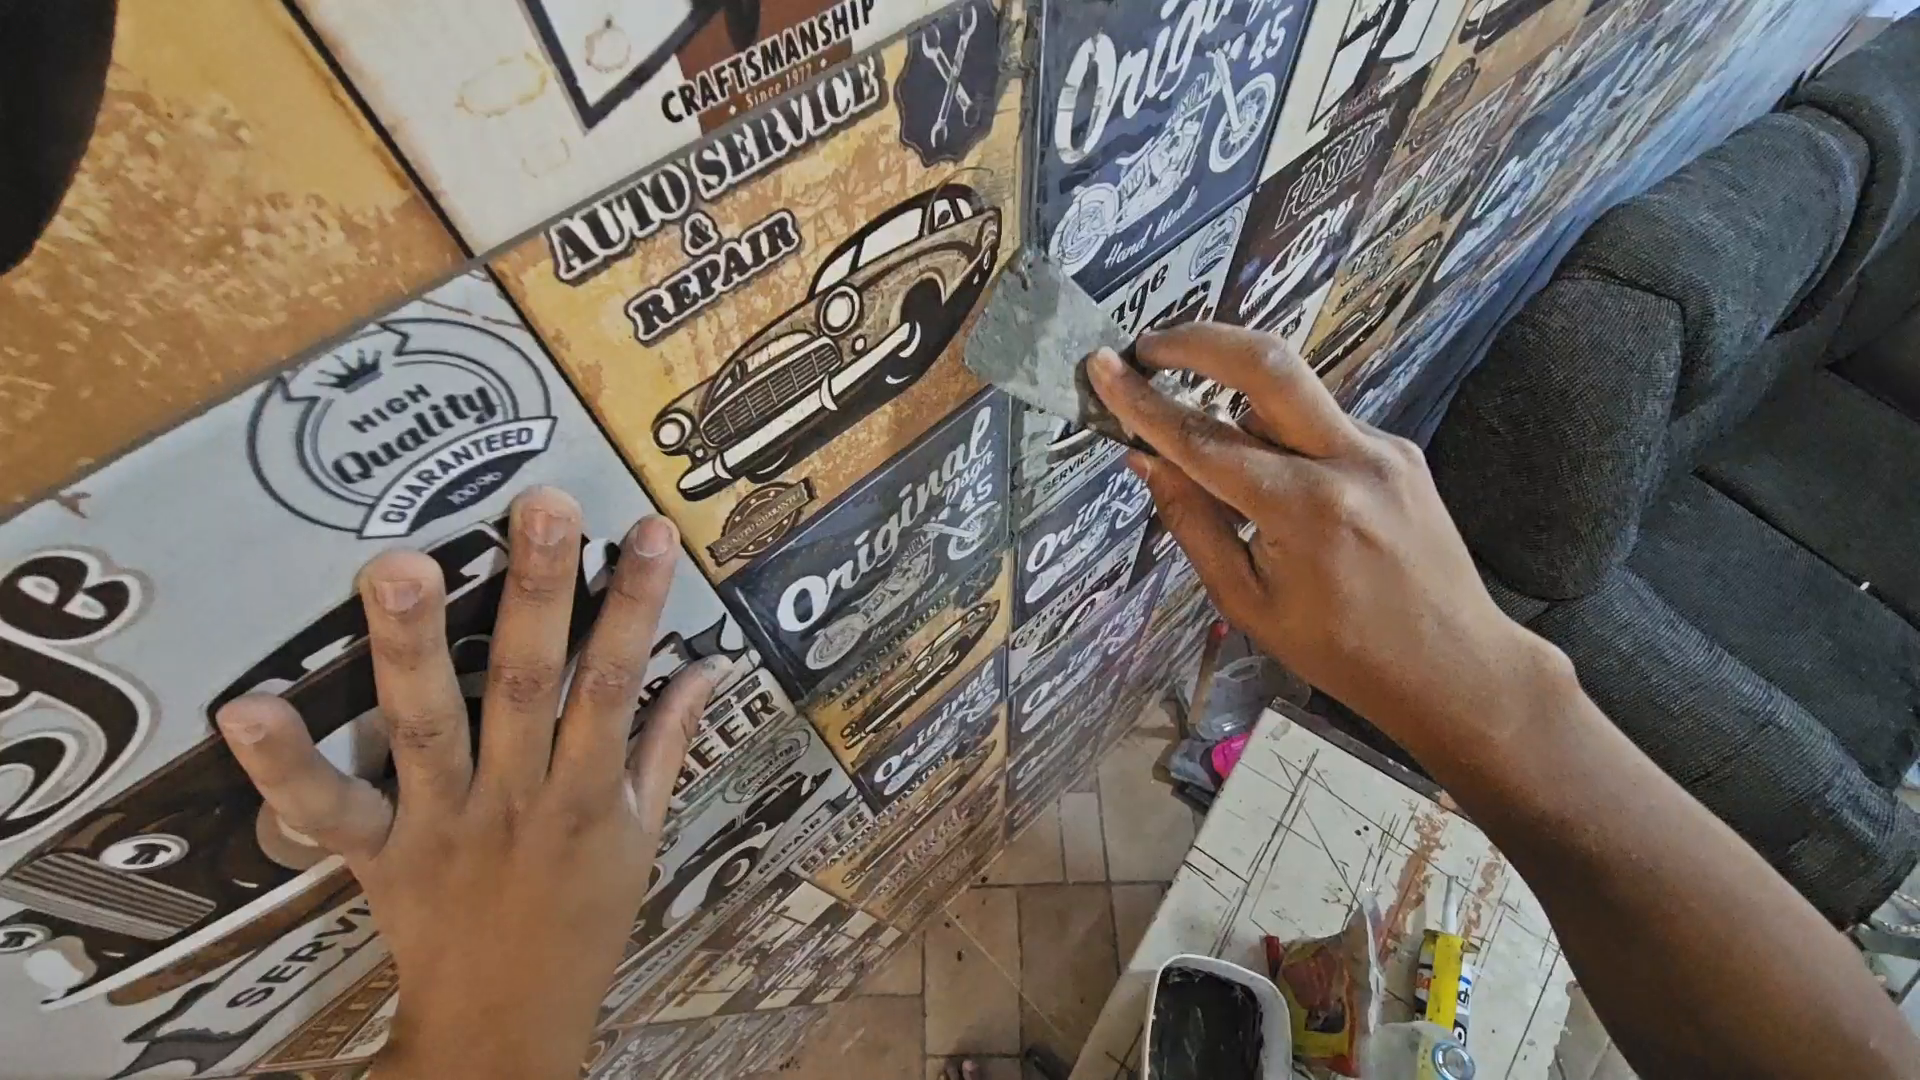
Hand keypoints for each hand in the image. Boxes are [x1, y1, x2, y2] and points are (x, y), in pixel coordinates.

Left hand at [213, 488, 723, 1079]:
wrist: (507, 1024)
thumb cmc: (590, 916)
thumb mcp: (647, 830)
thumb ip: (670, 741)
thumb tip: (710, 665)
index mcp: (591, 791)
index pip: (619, 680)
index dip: (638, 603)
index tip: (652, 532)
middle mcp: (519, 795)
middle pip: (529, 683)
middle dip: (540, 591)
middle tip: (541, 508)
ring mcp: (442, 823)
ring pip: (430, 725)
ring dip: (413, 647)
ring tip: (401, 565)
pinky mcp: (377, 856)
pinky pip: (329, 813)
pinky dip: (287, 767)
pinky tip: (249, 707)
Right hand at [1087, 323, 1555, 751]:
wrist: (1453, 665)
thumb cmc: (1337, 649)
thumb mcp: (1244, 600)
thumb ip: (1192, 521)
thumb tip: (1147, 458)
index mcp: (1304, 511)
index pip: (1203, 441)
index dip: (1142, 402)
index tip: (1103, 367)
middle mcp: (1350, 460)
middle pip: (1269, 364)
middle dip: (1199, 341)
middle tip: (1147, 346)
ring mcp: (1383, 447)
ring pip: (1291, 397)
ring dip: (1236, 401)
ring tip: (1208, 446)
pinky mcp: (1398, 449)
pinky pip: (1317, 423)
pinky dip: (1276, 435)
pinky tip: (1271, 481)